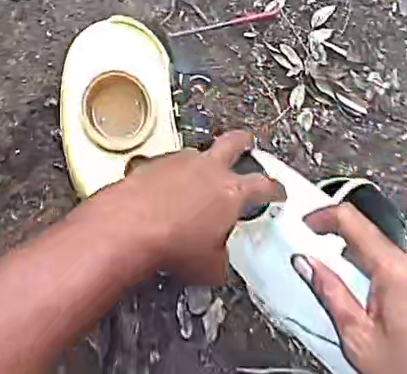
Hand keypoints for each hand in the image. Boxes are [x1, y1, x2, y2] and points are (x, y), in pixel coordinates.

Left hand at [91, 130, 284, 284]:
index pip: (263, 185)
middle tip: (247, 142)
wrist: (129, 224)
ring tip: (204, 176)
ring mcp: (177, 160)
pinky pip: (170, 164)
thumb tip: (216, 249)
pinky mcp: (152, 162)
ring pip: (197, 153)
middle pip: (231, 143)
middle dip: (243, 142)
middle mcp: (205, 168)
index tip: (277, 190)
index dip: (274, 188)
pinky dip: (176, 174)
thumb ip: (223, 249)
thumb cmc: (172, 243)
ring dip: (203, 162)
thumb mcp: (214, 264)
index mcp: (231, 191)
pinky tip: (171, 190)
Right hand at [296, 203, 406, 373]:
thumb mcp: (359, 339)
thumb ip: (329, 293)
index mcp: (399, 273)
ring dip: (373, 268)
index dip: (322, 216)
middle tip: (327, 268)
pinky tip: (391, 315)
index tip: (307, 224)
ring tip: (360, 299)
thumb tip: (307, 264)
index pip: (352, 219)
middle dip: (346, 250)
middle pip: (375, 240)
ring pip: (397, 260)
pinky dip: (396, 283)